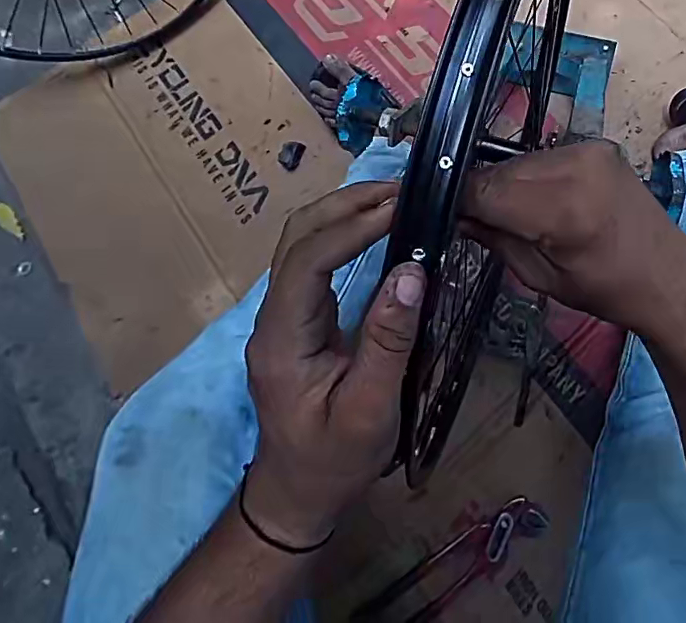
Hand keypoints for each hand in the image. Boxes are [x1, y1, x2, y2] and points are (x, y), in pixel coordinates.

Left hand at [242, 180, 425, 545]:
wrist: (296, 494)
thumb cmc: (333, 463)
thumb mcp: (370, 413)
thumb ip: (388, 342)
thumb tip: (412, 272)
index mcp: (281, 336)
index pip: (307, 260)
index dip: (350, 228)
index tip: (397, 210)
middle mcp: (273, 313)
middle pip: (296, 236)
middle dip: (345, 205)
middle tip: (398, 190)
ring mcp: (281, 311)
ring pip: (301, 240)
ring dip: (343, 211)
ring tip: (391, 198)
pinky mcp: (296, 314)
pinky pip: (314, 257)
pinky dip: (344, 232)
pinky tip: (373, 227)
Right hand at [460, 140, 685, 337]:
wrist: (669, 276)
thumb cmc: (606, 289)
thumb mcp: (540, 277)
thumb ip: (494, 239)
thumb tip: (455, 216)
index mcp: (563, 210)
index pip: (486, 191)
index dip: (460, 201)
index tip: (448, 212)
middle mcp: (575, 167)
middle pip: (499, 172)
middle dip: (481, 193)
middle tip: (475, 216)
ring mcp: (587, 150)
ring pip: (517, 161)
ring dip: (504, 183)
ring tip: (512, 210)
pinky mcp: (594, 144)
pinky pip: (540, 156)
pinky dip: (528, 175)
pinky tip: (537, 196)